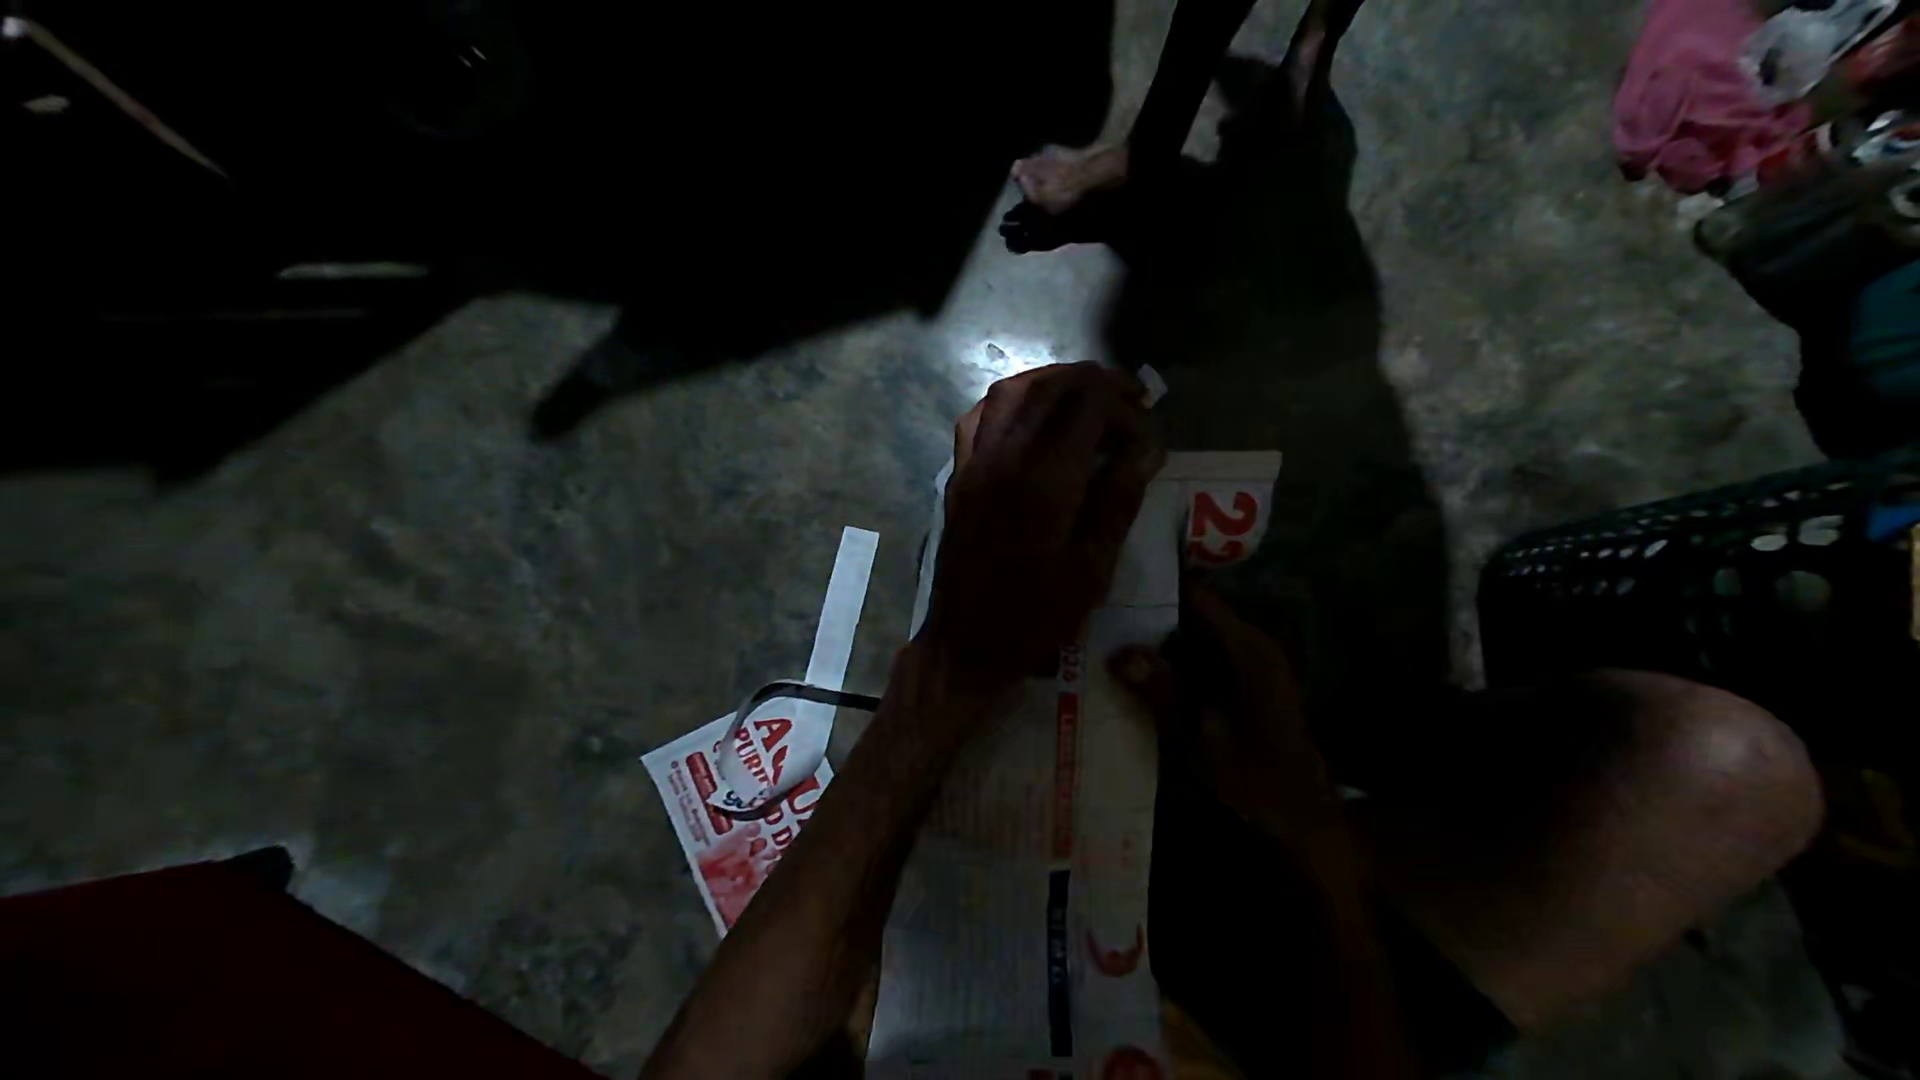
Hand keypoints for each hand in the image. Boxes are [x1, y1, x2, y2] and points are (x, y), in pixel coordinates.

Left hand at [917, 363, 1160, 687]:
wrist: (965, 642)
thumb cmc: (1036, 616)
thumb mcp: (1092, 569)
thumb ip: (1119, 499)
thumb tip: (1148, 447)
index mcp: (1045, 480)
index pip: (1091, 405)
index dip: (1129, 410)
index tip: (1149, 437)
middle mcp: (1004, 457)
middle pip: (1054, 385)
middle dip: (1099, 383)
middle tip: (1131, 402)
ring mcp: (974, 462)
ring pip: (1013, 389)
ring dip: (1056, 381)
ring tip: (1088, 398)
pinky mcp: (958, 474)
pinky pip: (979, 415)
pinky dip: (1011, 401)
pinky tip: (1033, 416)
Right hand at [1111, 584, 1341, 847]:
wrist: (1302, 814)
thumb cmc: (1255, 776)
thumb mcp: (1199, 737)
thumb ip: (1162, 690)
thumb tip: (1119, 652)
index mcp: (1246, 648)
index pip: (1197, 595)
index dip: (1156, 586)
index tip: (1113, 584)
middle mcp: (1251, 643)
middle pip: (1192, 611)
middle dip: (1148, 613)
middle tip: (1099, 615)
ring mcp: (1250, 659)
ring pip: (1194, 632)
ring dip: (1158, 636)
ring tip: (1108, 635)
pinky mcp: (1245, 676)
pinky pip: (1203, 651)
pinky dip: (1173, 656)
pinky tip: (1140, 666)